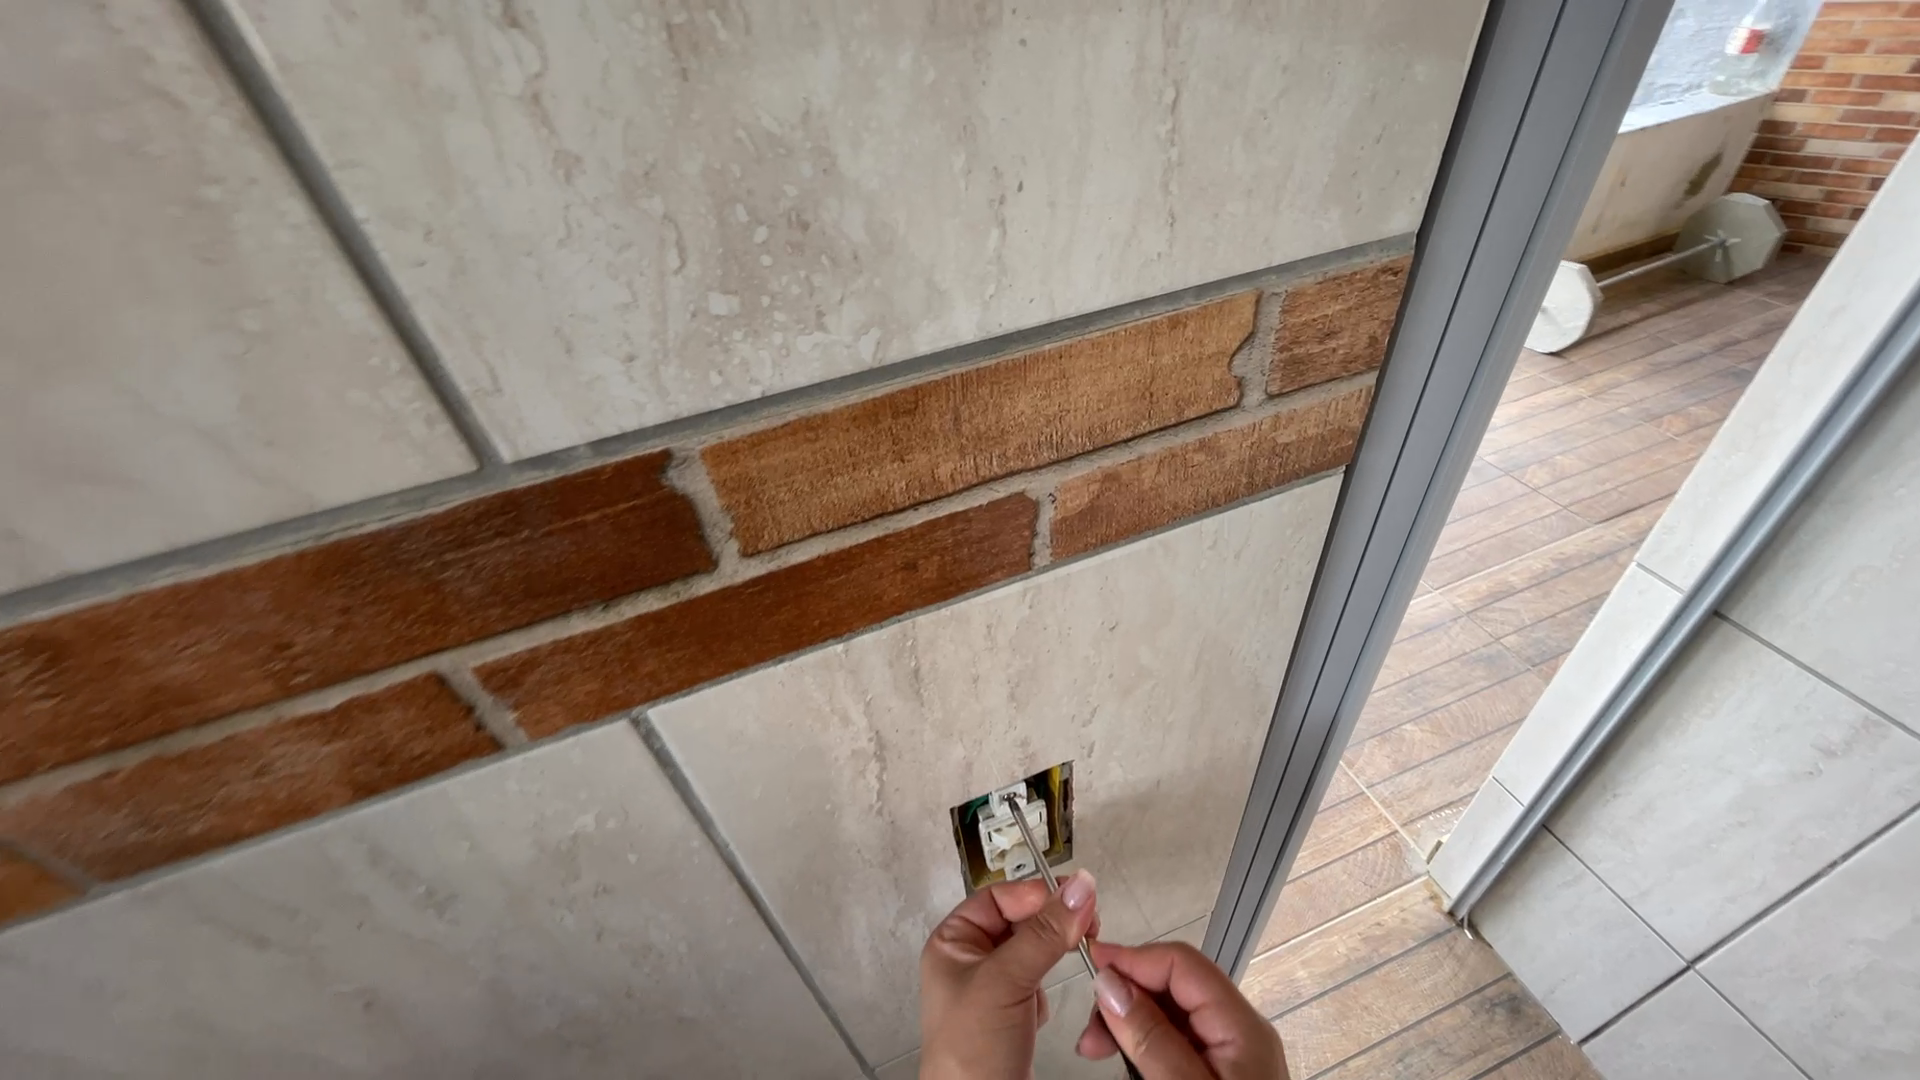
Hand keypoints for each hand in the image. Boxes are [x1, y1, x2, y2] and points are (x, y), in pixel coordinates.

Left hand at [918, 870, 1098, 1079]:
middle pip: (1019, 920)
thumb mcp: (1006, 981)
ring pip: (1033, 949)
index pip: (999, 897)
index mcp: (954, 941)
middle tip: (1088, 922)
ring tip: (1076, 953)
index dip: (1035, 895)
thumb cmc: (972, 1049)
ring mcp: (992, 987)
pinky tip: (1046, 1003)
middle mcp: (971, 959)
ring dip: (1054, 951)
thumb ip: (1045, 933)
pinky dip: (1050, 984)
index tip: (1075, 897)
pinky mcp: (1013, 1013)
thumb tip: (1080, 887)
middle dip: (1051, 921)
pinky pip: (1040, 980)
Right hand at [1076, 941, 1288, 1079]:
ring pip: (1168, 1014)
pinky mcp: (1215, 1079)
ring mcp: (1228, 1058)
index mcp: (1241, 1027)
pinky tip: (1123, 1063)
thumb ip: (1150, 1038)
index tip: (1090, 967)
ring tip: (1095, 1051)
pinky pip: (1172, 1044)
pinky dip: (1141, 1047)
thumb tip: (1109, 981)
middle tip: (1088, 1033)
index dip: (1134, 958)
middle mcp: (1238, 1033)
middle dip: (1126, 996)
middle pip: (1173, 986)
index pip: (1181, 963)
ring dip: (1128, 1023)